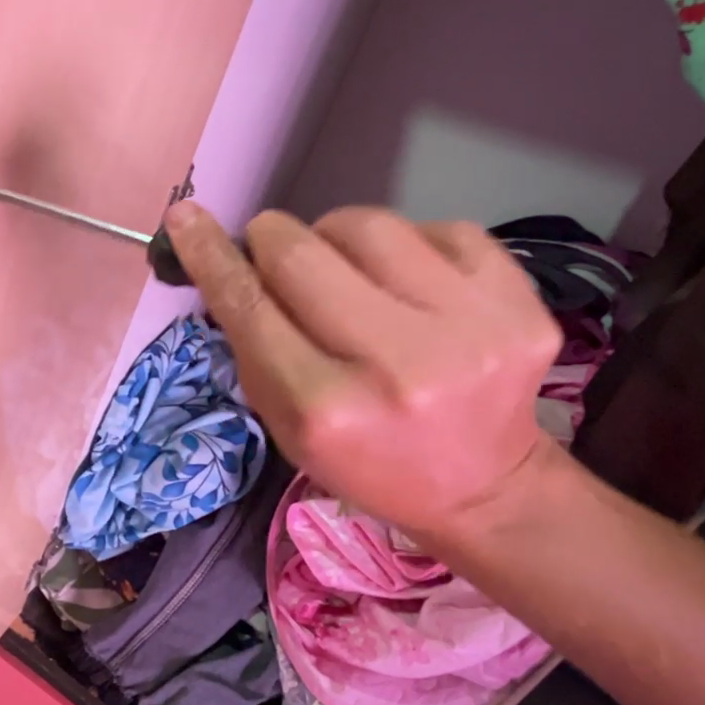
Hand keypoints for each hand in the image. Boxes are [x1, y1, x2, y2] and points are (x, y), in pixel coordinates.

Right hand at [163, 202, 561, 540]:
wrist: (479, 486)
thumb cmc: (360, 457)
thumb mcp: (283, 421)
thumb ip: (253, 343)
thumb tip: (228, 261)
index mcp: (324, 405)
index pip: (249, 305)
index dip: (210, 254)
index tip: (184, 217)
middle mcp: (395, 364)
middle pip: (301, 252)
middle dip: (271, 238)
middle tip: (268, 248)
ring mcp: (470, 331)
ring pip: (369, 224)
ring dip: (334, 235)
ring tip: (340, 266)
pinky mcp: (520, 306)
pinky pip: (439, 228)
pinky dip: (406, 244)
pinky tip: (404, 279)